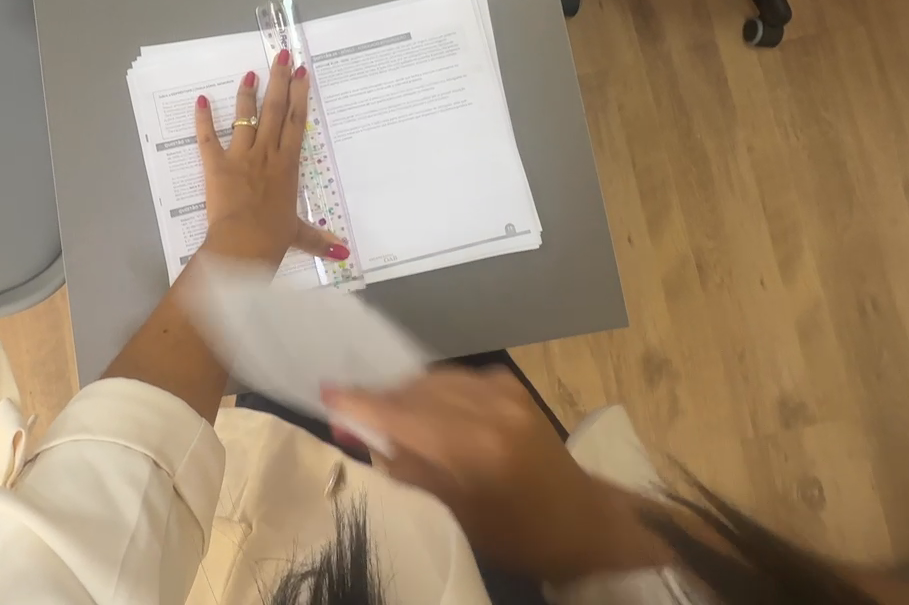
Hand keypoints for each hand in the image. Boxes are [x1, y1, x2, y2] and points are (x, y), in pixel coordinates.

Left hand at [193, 48, 348, 266]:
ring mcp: (241, 156)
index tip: (302, 73)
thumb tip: (342, 253)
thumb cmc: (273, 238)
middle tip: (281, 55)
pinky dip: (202, 119)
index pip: (297, 123)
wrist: (243, 244)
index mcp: (288, 165)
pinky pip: (207, 137)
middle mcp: (267, 153)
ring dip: (247, 94)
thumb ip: (318, 240)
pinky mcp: (216, 164)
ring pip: (245, 118)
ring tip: (249, 73)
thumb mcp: (298, 235)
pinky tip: (201, 100)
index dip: (300, 96)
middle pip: (275, 110)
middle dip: (279, 80)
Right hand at [323, 367, 663, 582]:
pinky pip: (454, 377)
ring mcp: (502, 389)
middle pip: (414, 390)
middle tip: (351, 410)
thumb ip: (404, 467)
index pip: (403, 414)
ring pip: (431, 378)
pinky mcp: (508, 382)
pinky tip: (426, 407)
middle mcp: (488, 407)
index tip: (327, 394)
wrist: (581, 519)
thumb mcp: (454, 515)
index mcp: (475, 448)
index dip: (361, 402)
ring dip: (404, 392)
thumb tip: (357, 433)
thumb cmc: (515, 533)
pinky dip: (432, 388)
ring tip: (386, 413)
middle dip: (379, 397)